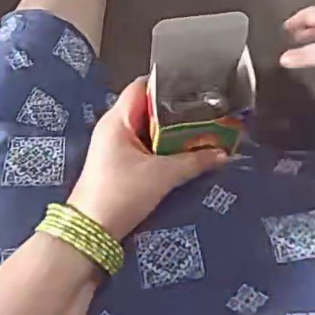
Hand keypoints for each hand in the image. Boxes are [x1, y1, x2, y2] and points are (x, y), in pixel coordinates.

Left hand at [67, 77, 226, 239]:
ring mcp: (114, 144)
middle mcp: (113, 126)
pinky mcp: (118, 162)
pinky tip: (182, 149)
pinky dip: (162, 143)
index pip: (141, 85)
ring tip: (199, 127)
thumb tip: (223, 154)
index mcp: (118, 119)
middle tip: (203, 109)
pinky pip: (143, 143)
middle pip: (147, 105)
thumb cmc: (121, 194)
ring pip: (147, 126)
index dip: (166, 82)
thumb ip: (194, 162)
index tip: (193, 86)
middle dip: (174, 108)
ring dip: (169, 128)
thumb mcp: (162, 176)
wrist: (91, 231)